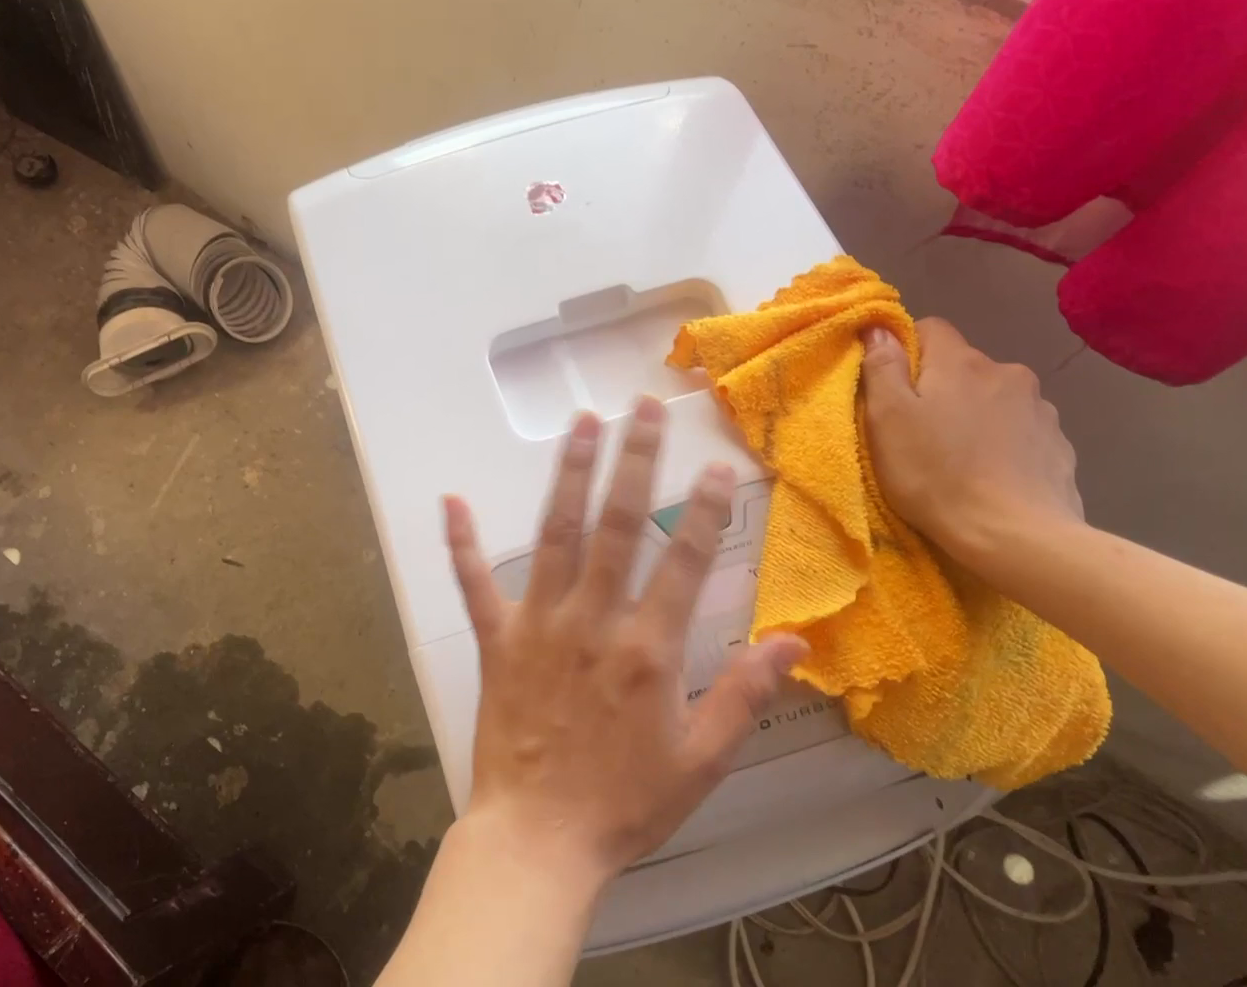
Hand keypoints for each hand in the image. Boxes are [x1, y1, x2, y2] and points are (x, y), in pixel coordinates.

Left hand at [442, 397, 809, 891]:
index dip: (704, 510)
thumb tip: (794, 641)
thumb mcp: (701, 761)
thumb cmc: (624, 803)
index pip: (684, 562)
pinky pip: (475, 584)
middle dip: (633, 462)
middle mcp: (592, 623)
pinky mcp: (495, 642)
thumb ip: (745, 695)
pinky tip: (452, 500)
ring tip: (580, 424)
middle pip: (618, 527)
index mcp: (648, 651)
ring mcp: (538, 627)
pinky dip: (462, 543)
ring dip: (569, 476)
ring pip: (555, 536)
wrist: (538, 837)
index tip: (715, 463)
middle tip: (641, 409)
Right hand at [861, 318, 1083, 574]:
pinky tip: (991, 474)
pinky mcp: (1058, 444)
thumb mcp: (887, 420)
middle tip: (919, 431)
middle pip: (963, 366)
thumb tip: (878, 327)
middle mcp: (1007, 373)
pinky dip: (1003, 442)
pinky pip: (1021, 430)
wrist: (1013, 534)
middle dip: (941, 387)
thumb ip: (882, 368)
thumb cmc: (934, 474)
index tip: (892, 387)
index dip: (907, 350)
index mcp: (961, 363)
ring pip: (995, 398)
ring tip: (958, 457)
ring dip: (976, 414)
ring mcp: (1040, 408)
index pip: (931, 328)